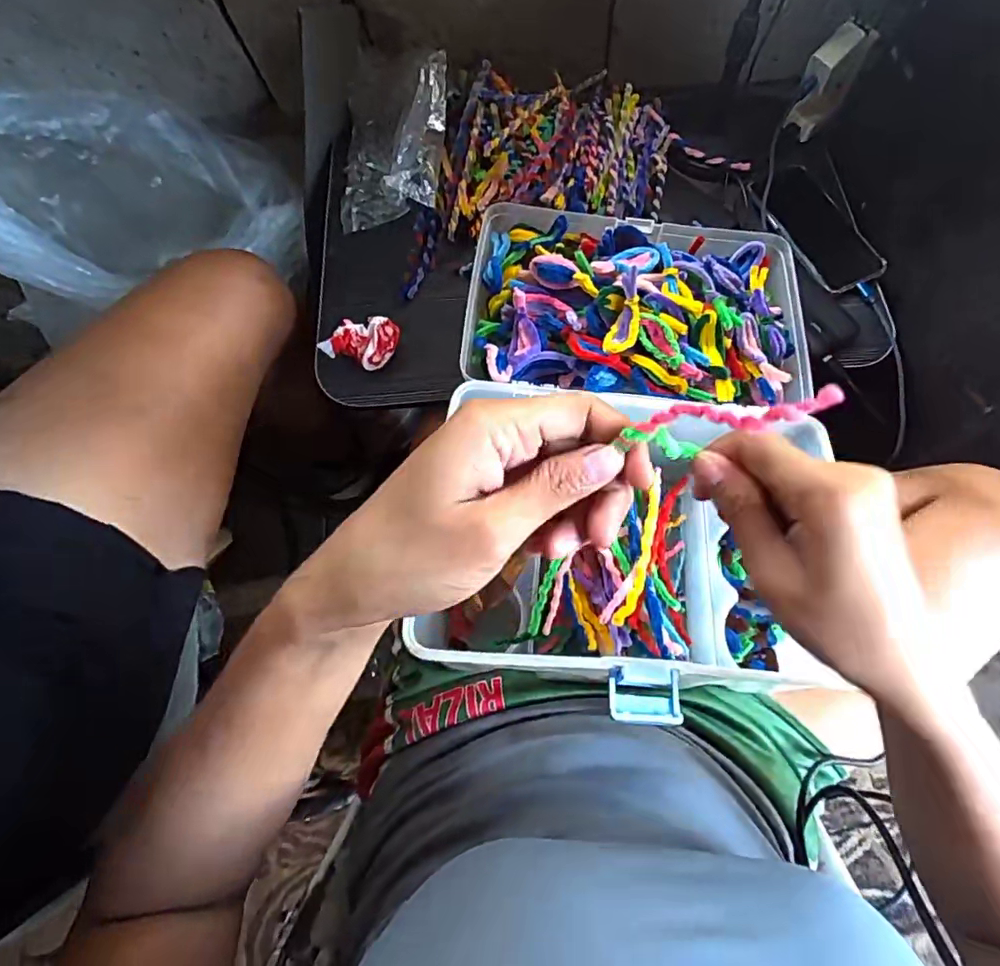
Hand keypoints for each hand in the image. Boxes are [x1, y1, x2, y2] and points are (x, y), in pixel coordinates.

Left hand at [283, 393, 652, 637]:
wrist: (354, 588)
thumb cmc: (415, 558)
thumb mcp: (494, 530)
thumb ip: (556, 489)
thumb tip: (615, 456)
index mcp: (496, 425)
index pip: (582, 410)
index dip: (623, 441)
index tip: (645, 487)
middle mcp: (498, 431)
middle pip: (579, 443)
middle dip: (600, 489)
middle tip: (599, 540)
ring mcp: (494, 458)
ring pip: (566, 471)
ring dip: (578, 511)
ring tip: (563, 551)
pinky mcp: (490, 483)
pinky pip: (541, 492)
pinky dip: (554, 520)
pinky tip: (546, 550)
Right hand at [693, 431, 941, 717]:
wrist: (907, 655)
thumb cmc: (834, 625)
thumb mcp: (771, 572)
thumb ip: (740, 508)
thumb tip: (706, 462)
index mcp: (830, 492)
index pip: (758, 444)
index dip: (719, 457)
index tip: (699, 492)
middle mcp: (855, 472)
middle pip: (776, 457)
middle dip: (744, 482)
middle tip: (731, 529)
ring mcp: (870, 480)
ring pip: (792, 470)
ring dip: (766, 495)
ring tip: (767, 544)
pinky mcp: (874, 492)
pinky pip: (814, 482)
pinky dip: (790, 502)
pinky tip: (792, 540)